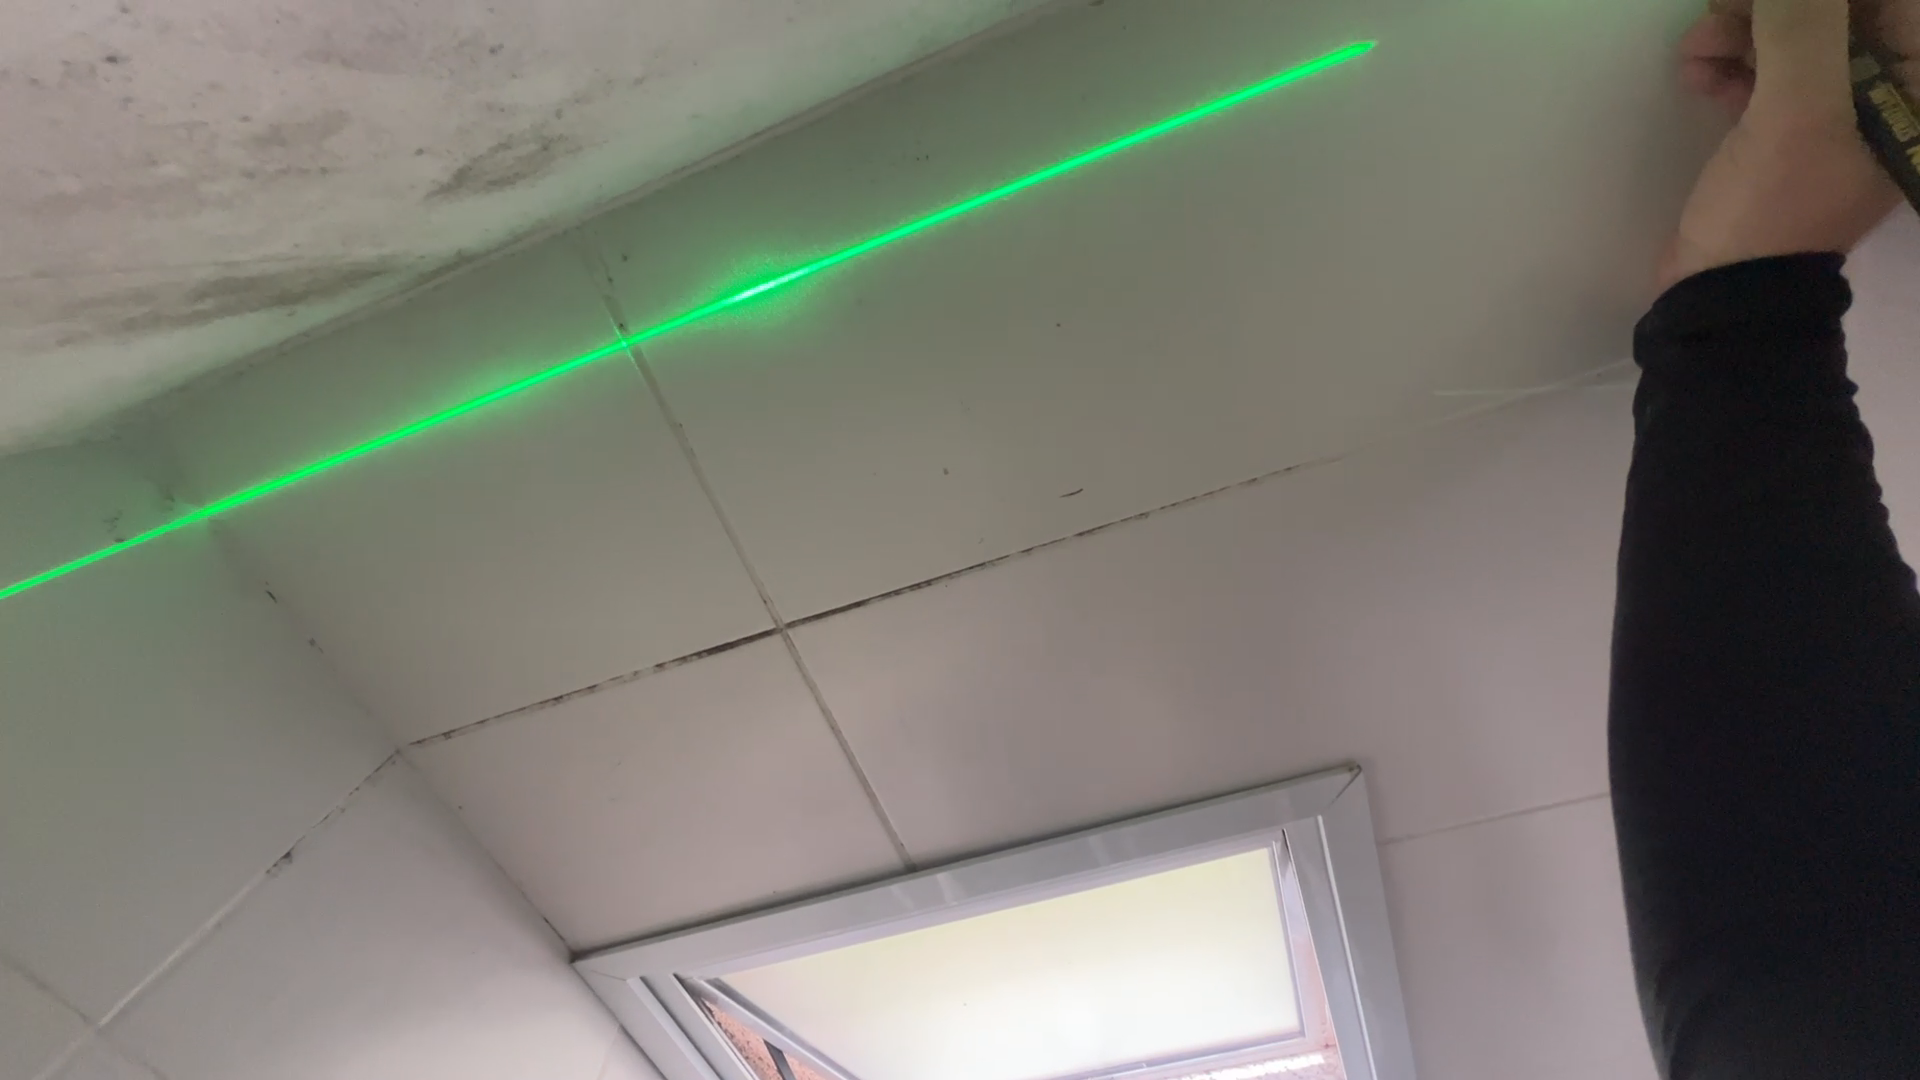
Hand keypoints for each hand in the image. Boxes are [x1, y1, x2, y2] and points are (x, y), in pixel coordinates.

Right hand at [1659, 0, 1906, 288]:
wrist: (1723, 288)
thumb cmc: (1773, 206)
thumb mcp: (1794, 114)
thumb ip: (1802, 32)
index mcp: (1919, 78)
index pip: (1891, 5)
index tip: (1757, 1)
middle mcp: (1891, 86)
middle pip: (1844, 16)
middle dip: (1778, 11)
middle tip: (1718, 13)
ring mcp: (1836, 109)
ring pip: (1798, 42)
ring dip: (1744, 36)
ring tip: (1696, 50)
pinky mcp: (1784, 132)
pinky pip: (1767, 78)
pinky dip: (1732, 69)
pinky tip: (1699, 76)